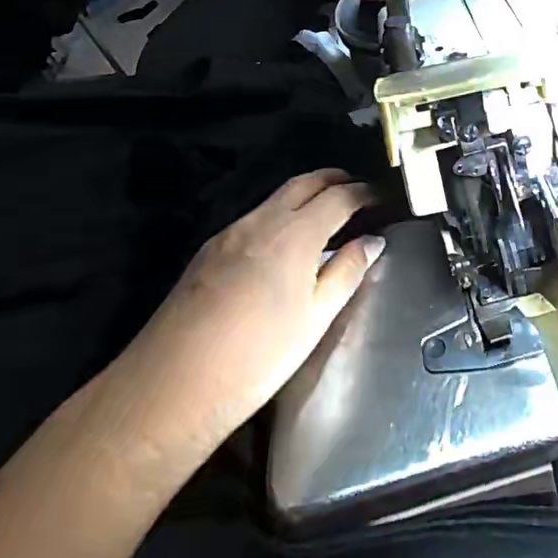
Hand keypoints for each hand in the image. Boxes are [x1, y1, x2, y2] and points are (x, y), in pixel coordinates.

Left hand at [115, 170, 381, 455]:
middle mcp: (261, 220)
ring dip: (305, 194)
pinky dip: (279, 215)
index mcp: (294, 233)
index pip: (337, 196)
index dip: (362, 192)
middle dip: (333, 179)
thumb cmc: (259, 355)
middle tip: (356, 189)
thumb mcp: (315, 318)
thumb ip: (347, 272)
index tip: (379, 195)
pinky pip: (255, 217)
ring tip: (326, 212)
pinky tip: (285, 241)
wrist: (178, 378)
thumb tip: (372, 241)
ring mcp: (231, 231)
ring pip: (275, 197)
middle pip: (304, 182)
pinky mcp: (211, 247)